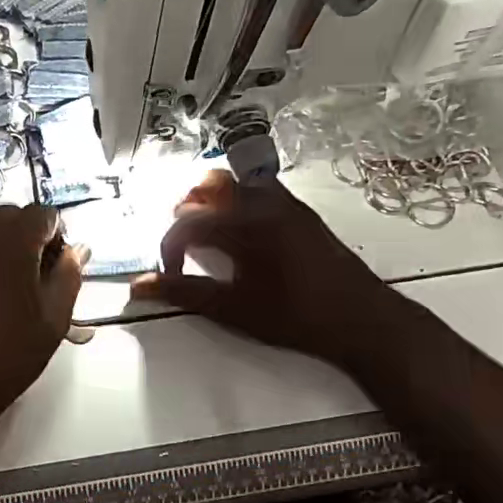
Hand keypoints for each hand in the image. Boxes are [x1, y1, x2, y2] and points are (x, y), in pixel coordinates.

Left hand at [0, 204, 83, 423]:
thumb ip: (69, 274)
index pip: (45, 215)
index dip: (58, 239)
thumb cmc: (5, 353)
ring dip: (1, 245)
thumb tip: (76, 249)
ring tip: (7, 287)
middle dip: (29, 240)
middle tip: (35, 283)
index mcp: (12, 234)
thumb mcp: (54, 317)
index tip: (58, 270)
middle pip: (13, 217)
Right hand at [131, 171, 423, 371]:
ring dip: (214, 200)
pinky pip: (261, 190)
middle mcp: (263, 204)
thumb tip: (137, 286)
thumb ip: (183, 293)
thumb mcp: (233, 309)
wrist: (365, 320)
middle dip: (188, 209)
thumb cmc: (296, 316)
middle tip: (183, 241)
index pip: (188, 223)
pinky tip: (242, 234)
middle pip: (211, 184)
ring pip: (238, 182)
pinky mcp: (302, 213)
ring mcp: (286, 204)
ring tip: (208, 233)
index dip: (169, 248)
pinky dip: (239, 201)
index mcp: (244, 224)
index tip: (170, 275)